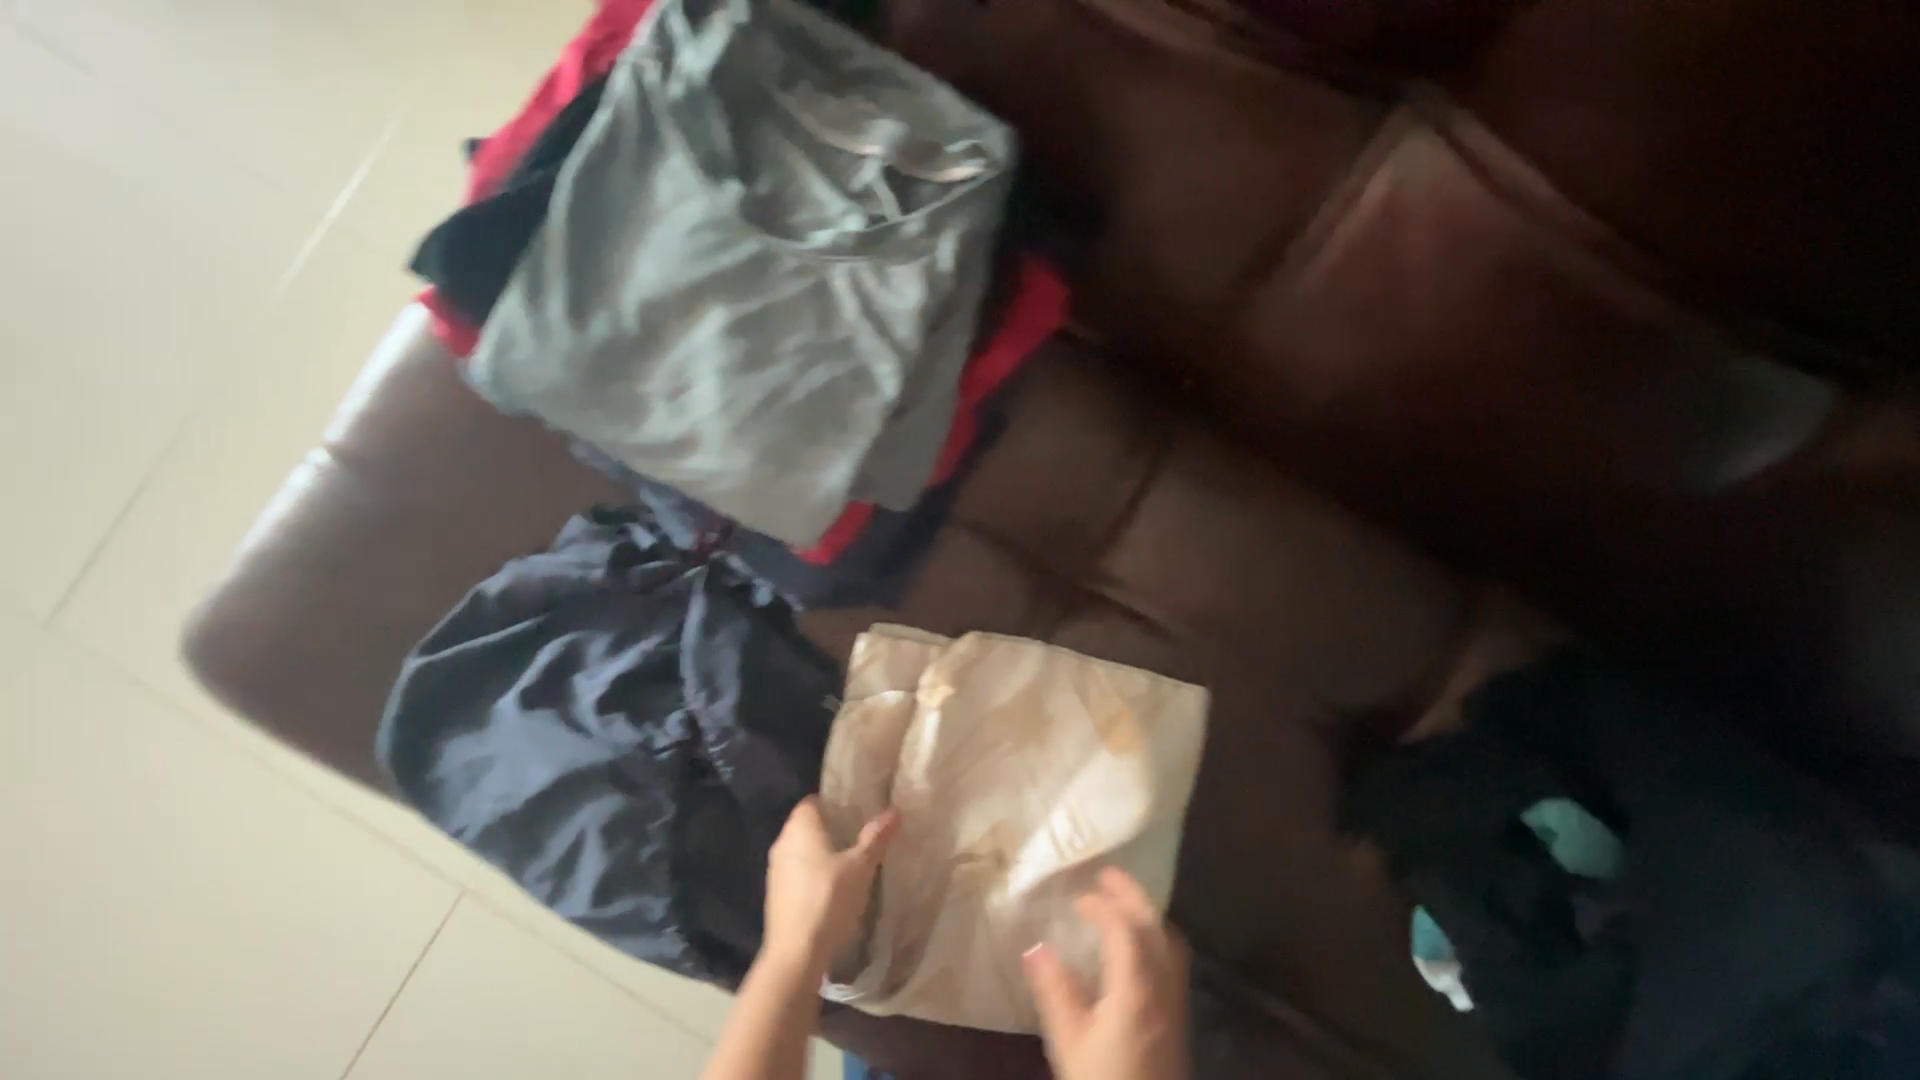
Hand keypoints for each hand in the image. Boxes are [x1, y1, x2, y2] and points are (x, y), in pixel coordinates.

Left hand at [762, 797, 897, 976]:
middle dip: (831, 828)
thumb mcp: (860, 867)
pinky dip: (812, 873)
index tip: (857, 809)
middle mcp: (782, 842)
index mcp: (800, 827)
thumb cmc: (828, 899)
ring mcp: (775, 870)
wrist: (795, 954)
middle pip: (807, 825)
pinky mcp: (775, 894)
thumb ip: (875, 838)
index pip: (813, 801)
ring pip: (801, 850)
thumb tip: (893, 811)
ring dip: (821, 853)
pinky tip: (832, 888)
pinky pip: (796, 872)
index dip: (834, 802)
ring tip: (850, 861)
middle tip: (860, 834)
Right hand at [1023, 867, 1190, 1079]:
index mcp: (1135, 988)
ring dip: (1147, 917)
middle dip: (1133, 897)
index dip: (1103, 907)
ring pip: (1170, 945)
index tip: (1079, 898)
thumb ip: (1055, 992)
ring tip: (1122, 906)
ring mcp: (1175, 1006)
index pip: (1125, 929)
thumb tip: (1037, 948)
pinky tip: (1135, 952)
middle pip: (1155, 928)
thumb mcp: (1069, 1044)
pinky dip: (1155, 940)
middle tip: (1107, 876)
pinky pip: (1173, 963)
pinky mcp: (1178, 1023)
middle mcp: (1163, 989)